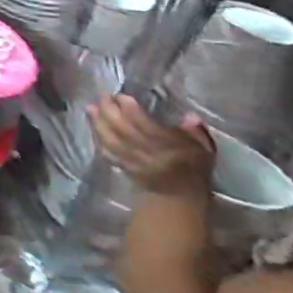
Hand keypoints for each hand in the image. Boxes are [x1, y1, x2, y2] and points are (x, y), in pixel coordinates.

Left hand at [89, 94, 215, 195]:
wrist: (180, 197)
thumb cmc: (192, 166)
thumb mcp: (201, 147)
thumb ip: (195, 131)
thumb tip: (190, 116)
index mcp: (167, 145)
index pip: (143, 124)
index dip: (129, 108)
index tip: (121, 96)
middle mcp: (147, 152)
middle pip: (122, 129)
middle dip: (109, 110)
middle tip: (103, 96)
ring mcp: (133, 161)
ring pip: (111, 140)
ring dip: (98, 122)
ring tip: (91, 107)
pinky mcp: (123, 167)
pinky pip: (107, 152)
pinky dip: (98, 138)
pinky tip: (93, 126)